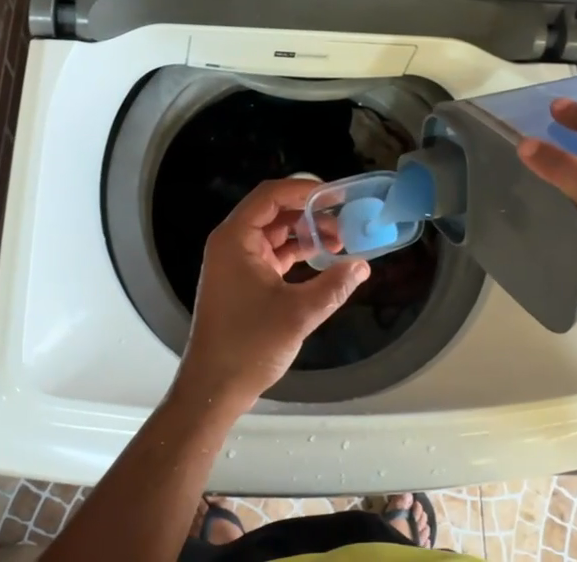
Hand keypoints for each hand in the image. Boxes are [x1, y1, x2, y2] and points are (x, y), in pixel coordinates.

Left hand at [175, 179, 370, 406]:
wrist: (214, 387)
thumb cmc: (248, 345)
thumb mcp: (298, 314)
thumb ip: (333, 286)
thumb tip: (363, 266)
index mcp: (235, 239)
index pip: (271, 195)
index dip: (305, 189)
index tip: (338, 195)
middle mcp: (232, 243)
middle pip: (274, 211)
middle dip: (311, 213)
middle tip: (346, 220)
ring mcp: (236, 262)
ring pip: (275, 233)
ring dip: (306, 234)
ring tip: (342, 241)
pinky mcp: (244, 280)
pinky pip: (274, 254)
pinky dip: (297, 253)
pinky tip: (325, 260)